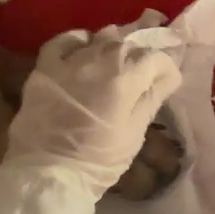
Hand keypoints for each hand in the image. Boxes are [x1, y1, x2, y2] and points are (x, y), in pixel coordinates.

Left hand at [7, 31, 182, 199]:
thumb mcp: (133, 135)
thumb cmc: (97, 162)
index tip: (167, 81)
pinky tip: (84, 50)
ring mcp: (70, 62)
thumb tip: (170, 75)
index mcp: (125, 81)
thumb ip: (151, 99)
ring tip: (116, 61)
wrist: (45, 177)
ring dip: (115, 45)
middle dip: (143, 53)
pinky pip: (65, 40)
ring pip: (102, 36)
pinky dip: (79, 41)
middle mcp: (99, 62)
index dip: (166, 68)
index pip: (156, 58)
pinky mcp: (45, 68)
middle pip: (130, 42)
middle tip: (143, 70)